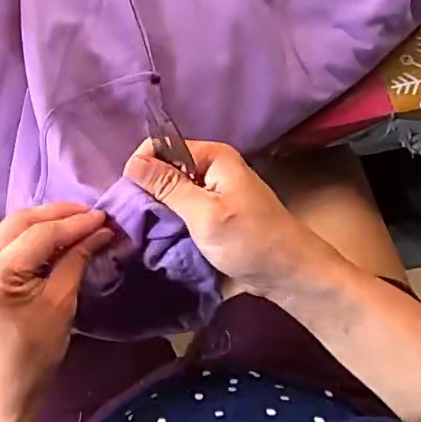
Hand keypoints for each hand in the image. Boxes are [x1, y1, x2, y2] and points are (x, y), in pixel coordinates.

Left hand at [0, 202, 112, 421]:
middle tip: (92, 215)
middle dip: (58, 215)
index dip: (74, 223)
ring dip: (44, 223)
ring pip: (10, 230)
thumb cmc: (33, 359)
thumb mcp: (61, 306)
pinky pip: (3, 244)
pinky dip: (29, 238)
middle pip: (19, 223)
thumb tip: (98, 231)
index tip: (104, 217)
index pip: (39, 234)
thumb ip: (75, 260)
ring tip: (79, 223)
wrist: (0, 397)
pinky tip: (54, 238)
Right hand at [124, 139, 346, 297]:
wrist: (289, 275)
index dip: (141, 166)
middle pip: (162, 166)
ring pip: (167, 187)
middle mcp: (210, 166)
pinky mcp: (210, 209)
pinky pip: (178, 204)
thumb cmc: (250, 241)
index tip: (131, 196)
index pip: (159, 146)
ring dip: (154, 204)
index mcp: (212, 156)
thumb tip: (131, 164)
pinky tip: (157, 230)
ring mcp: (210, 188)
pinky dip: (166, 215)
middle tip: (134, 215)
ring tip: (142, 225)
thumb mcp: (205, 214)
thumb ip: (168, 186)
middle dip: (145, 187)